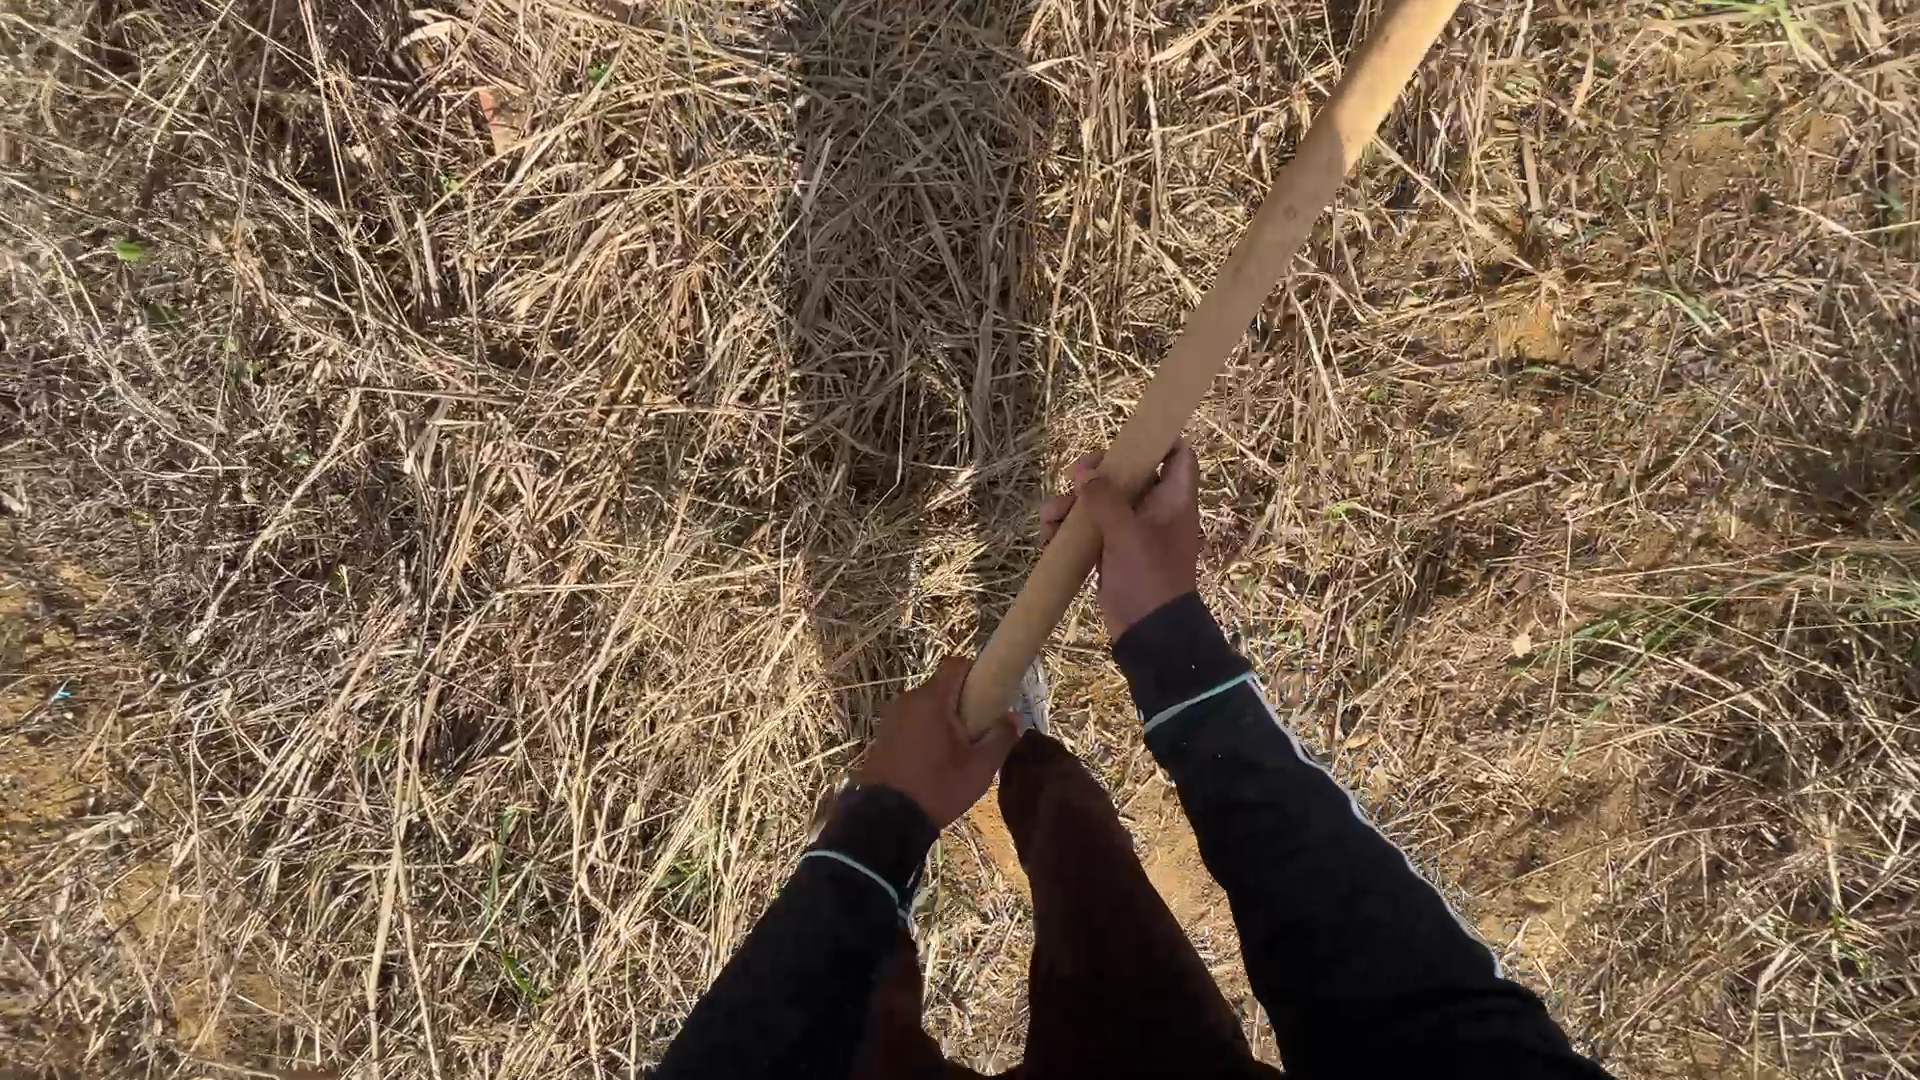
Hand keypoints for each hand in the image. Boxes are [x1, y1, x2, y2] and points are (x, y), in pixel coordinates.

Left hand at [857, 657, 1022, 826]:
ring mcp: (892, 717)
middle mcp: (909, 700)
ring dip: (943, 719)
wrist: (885, 820)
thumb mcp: (979, 768)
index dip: (976, 672)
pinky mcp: (882, 735)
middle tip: (978, 730)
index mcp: (932, 699)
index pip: (956, 665)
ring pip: (926, 706)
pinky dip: (925, 731)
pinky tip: (933, 760)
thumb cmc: (938, 788)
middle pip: (942, 687)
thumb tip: (1016, 717)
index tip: (990, 695)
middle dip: (962, 702)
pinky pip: (911, 722)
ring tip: (956, 751)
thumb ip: (1001, 738)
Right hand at [1039, 437, 1200, 638]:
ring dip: (1072, 506)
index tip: (1126, 439)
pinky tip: (1049, 539)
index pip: (1177, 456)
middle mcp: (1154, 511)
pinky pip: (1088, 530)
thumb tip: (1084, 471)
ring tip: (1049, 518)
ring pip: (1100, 503)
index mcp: (1172, 500)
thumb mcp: (1126, 533)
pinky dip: (1068, 531)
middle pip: (1127, 475)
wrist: (1148, 633)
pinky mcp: (1112, 553)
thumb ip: (1104, 498)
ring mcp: (1132, 533)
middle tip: (1073, 478)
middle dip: (1095, 476)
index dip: (1158, 441)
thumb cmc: (1148, 576)